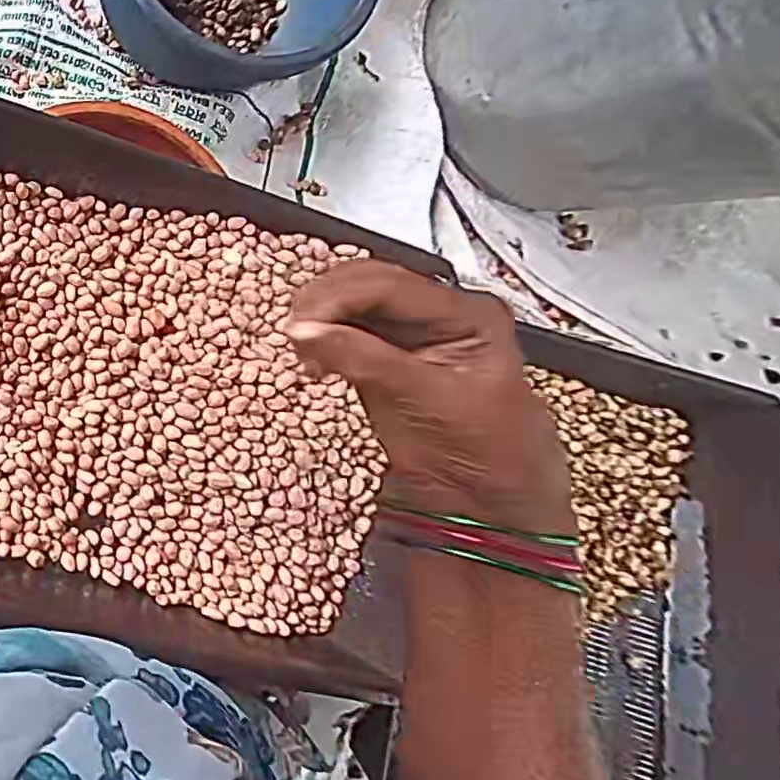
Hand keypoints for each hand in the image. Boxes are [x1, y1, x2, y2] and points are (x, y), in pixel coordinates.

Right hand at [283, 261, 572, 534]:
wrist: (481, 500)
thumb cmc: (481, 453)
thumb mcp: (426, 401)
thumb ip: (365, 359)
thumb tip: (305, 330)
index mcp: (468, 314)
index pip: (387, 284)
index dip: (336, 299)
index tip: (301, 327)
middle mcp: (436, 311)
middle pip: (360, 280)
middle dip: (320, 304)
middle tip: (297, 338)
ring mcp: (405, 329)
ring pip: (343, 297)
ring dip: (313, 318)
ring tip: (308, 355)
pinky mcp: (377, 347)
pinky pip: (335, 323)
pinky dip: (315, 334)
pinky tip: (313, 358)